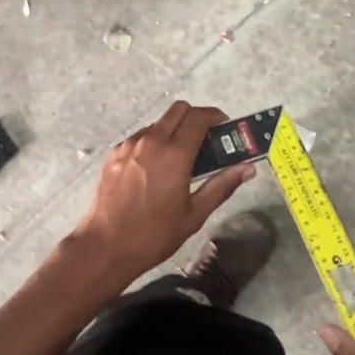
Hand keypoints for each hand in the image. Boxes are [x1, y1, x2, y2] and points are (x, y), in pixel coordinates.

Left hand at [70, 101, 255, 277]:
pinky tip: (154, 169)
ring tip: (179, 158)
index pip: (198, 118)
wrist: (106, 244)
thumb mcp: (194, 214)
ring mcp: (130, 144)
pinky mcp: (115, 152)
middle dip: (195, 117)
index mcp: (174, 154)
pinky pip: (140, 137)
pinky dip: (153, 142)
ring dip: (173, 130)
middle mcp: (151, 140)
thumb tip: (248, 169)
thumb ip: (221, 186)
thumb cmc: (155, 234)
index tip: (224, 124)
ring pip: (158, 123)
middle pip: (178, 110)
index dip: (214, 116)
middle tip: (205, 138)